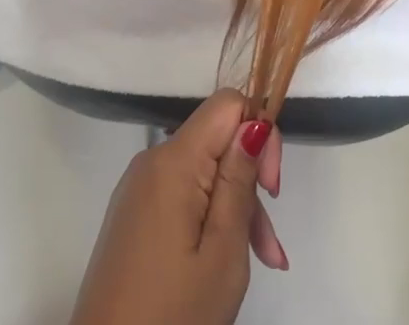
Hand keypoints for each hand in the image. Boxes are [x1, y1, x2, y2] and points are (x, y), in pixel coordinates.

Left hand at [70, 90, 286, 324]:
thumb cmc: (174, 310)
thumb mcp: (223, 251)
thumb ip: (238, 182)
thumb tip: (254, 122)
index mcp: (173, 161)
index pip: (226, 103)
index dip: (259, 132)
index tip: (273, 188)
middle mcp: (152, 161)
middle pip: (217, 142)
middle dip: (252, 183)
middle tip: (271, 248)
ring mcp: (140, 186)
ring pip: (204, 172)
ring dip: (237, 209)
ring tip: (262, 263)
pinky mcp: (135, 210)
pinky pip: (184, 195)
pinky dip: (211, 219)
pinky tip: (228, 259)